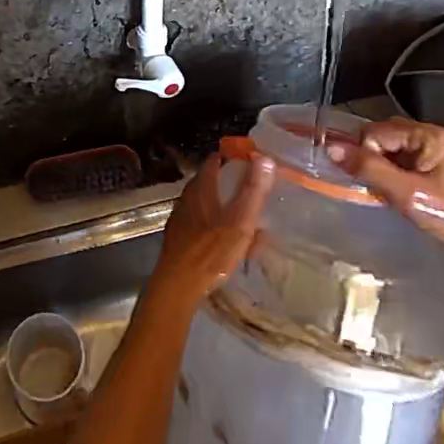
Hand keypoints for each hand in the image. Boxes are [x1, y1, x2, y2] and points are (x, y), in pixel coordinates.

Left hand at [153, 152, 275, 302]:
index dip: (234, 159)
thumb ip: (253, 189)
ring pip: (209, 206)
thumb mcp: (240, 220)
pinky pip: (203, 225)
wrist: (179, 285)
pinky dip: (218, 229)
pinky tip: (230, 246)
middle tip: (254, 197)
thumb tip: (265, 158)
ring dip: (227, 211)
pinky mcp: (180, 237)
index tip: (253, 166)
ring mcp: (181, 217)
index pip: (216, 159)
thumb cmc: (212, 250)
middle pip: (212, 183)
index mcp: (201, 186)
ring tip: (247, 226)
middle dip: (233, 187)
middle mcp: (188, 196)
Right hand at [329, 119, 443, 266]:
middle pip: (390, 138)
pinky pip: (414, 168)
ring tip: (380, 194)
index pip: (380, 129)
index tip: (353, 175)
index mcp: (432, 135)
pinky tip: (398, 198)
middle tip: (364, 186)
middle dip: (372, 158)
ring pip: (401, 154)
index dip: (361, 149)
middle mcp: (440, 139)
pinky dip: (400, 179)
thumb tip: (333, 149)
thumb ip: (370, 170)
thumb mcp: (407, 195)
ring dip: (385, 170)